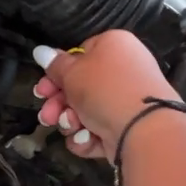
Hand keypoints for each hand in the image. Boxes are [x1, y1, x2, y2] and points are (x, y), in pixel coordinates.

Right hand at [32, 31, 180, 161]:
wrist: (144, 128)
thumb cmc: (105, 89)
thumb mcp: (72, 72)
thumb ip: (54, 64)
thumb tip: (41, 51)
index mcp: (113, 47)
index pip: (78, 56)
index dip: (57, 74)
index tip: (43, 90)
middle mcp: (121, 71)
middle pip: (78, 87)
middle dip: (57, 104)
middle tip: (47, 116)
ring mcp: (124, 101)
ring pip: (83, 111)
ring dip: (69, 121)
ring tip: (71, 127)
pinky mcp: (126, 126)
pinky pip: (97, 129)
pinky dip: (87, 136)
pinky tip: (87, 138)